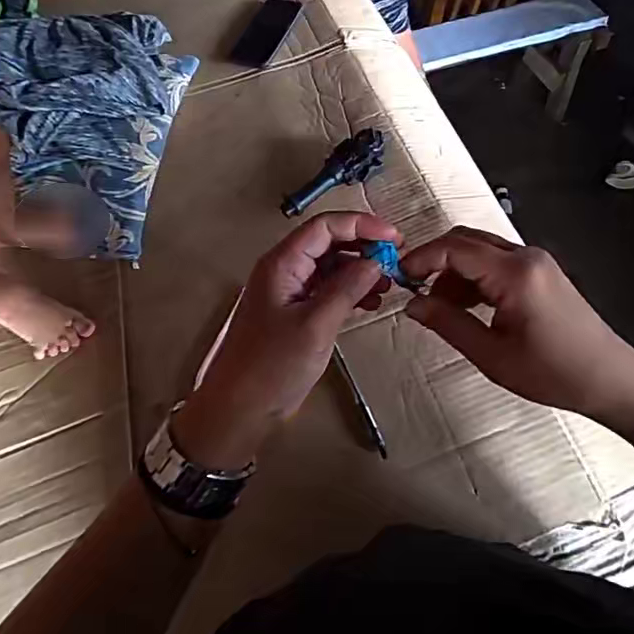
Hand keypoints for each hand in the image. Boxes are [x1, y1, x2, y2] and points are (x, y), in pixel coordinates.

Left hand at [174, 212, 397, 467]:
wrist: (237, 408)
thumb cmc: (271, 366)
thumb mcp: (316, 325)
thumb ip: (347, 288)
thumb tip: (375, 262)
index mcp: (282, 263)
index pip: (325, 226)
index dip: (362, 225)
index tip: (394, 238)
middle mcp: (284, 270)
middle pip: (328, 242)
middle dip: (363, 246)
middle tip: (396, 260)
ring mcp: (288, 292)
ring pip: (329, 266)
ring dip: (359, 270)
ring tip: (387, 284)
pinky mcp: (293, 313)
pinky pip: (325, 289)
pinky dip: (349, 290)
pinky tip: (369, 302)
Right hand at [399, 227, 633, 427]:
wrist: (612, 380)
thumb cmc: (553, 372)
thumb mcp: (491, 354)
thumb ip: (447, 323)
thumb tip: (411, 304)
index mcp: (514, 273)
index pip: (454, 248)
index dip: (420, 259)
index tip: (397, 278)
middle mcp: (525, 256)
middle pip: (466, 240)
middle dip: (435, 261)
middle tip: (413, 289)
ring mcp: (535, 262)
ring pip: (480, 250)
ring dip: (454, 271)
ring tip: (438, 307)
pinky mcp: (541, 272)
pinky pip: (496, 262)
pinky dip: (474, 277)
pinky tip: (466, 306)